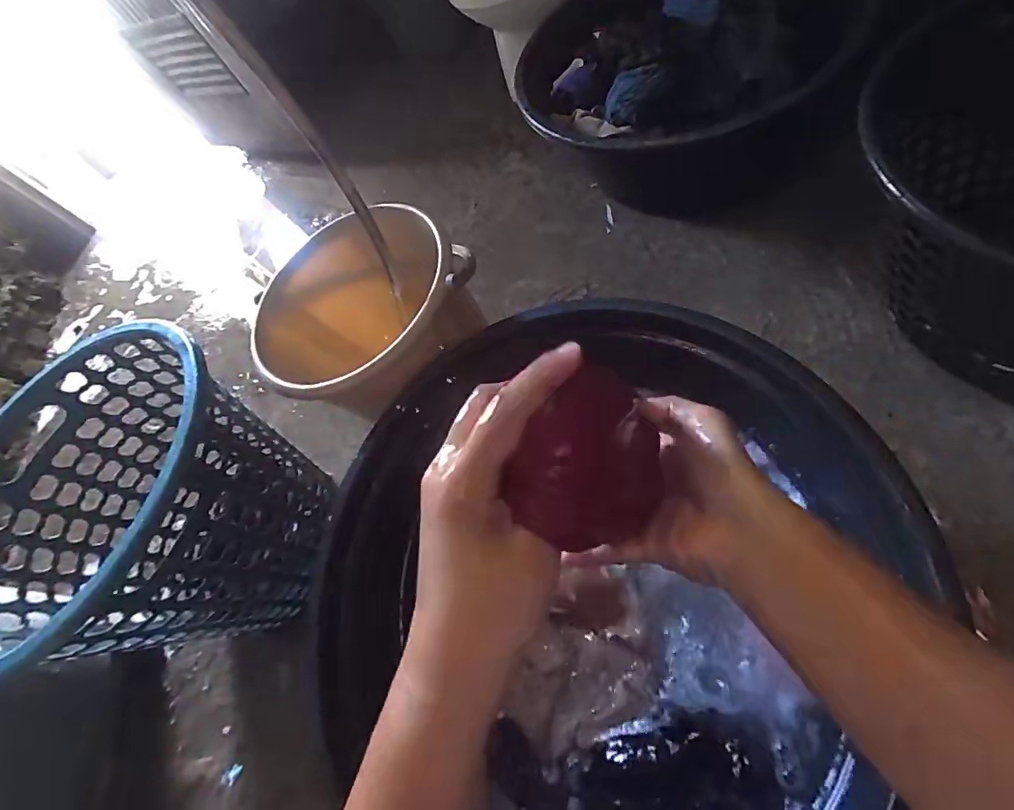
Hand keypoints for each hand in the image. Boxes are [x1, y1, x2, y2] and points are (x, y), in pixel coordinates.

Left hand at [408, 341, 582, 683]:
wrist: (451, 660)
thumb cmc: (496, 609)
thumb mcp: (538, 546)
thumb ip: (551, 491)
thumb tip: (568, 458)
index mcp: (462, 477)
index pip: (505, 409)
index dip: (541, 376)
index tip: (575, 353)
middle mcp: (443, 466)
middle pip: (482, 401)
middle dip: (523, 380)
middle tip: (568, 377)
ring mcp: (439, 480)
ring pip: (475, 418)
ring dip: (512, 401)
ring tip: (556, 398)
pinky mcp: (445, 494)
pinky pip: (475, 442)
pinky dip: (503, 426)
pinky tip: (535, 435)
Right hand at [565, 395, 786, 586]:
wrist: (738, 527)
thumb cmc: (719, 467)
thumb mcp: (701, 420)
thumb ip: (668, 408)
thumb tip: (631, 402)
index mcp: (672, 450)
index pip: (635, 436)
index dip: (609, 427)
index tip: (572, 419)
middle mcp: (659, 481)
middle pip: (617, 472)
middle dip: (588, 467)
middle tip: (547, 457)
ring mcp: (651, 515)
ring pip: (609, 510)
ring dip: (583, 508)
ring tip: (542, 500)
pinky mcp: (646, 545)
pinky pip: (612, 547)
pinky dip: (588, 552)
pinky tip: (556, 548)